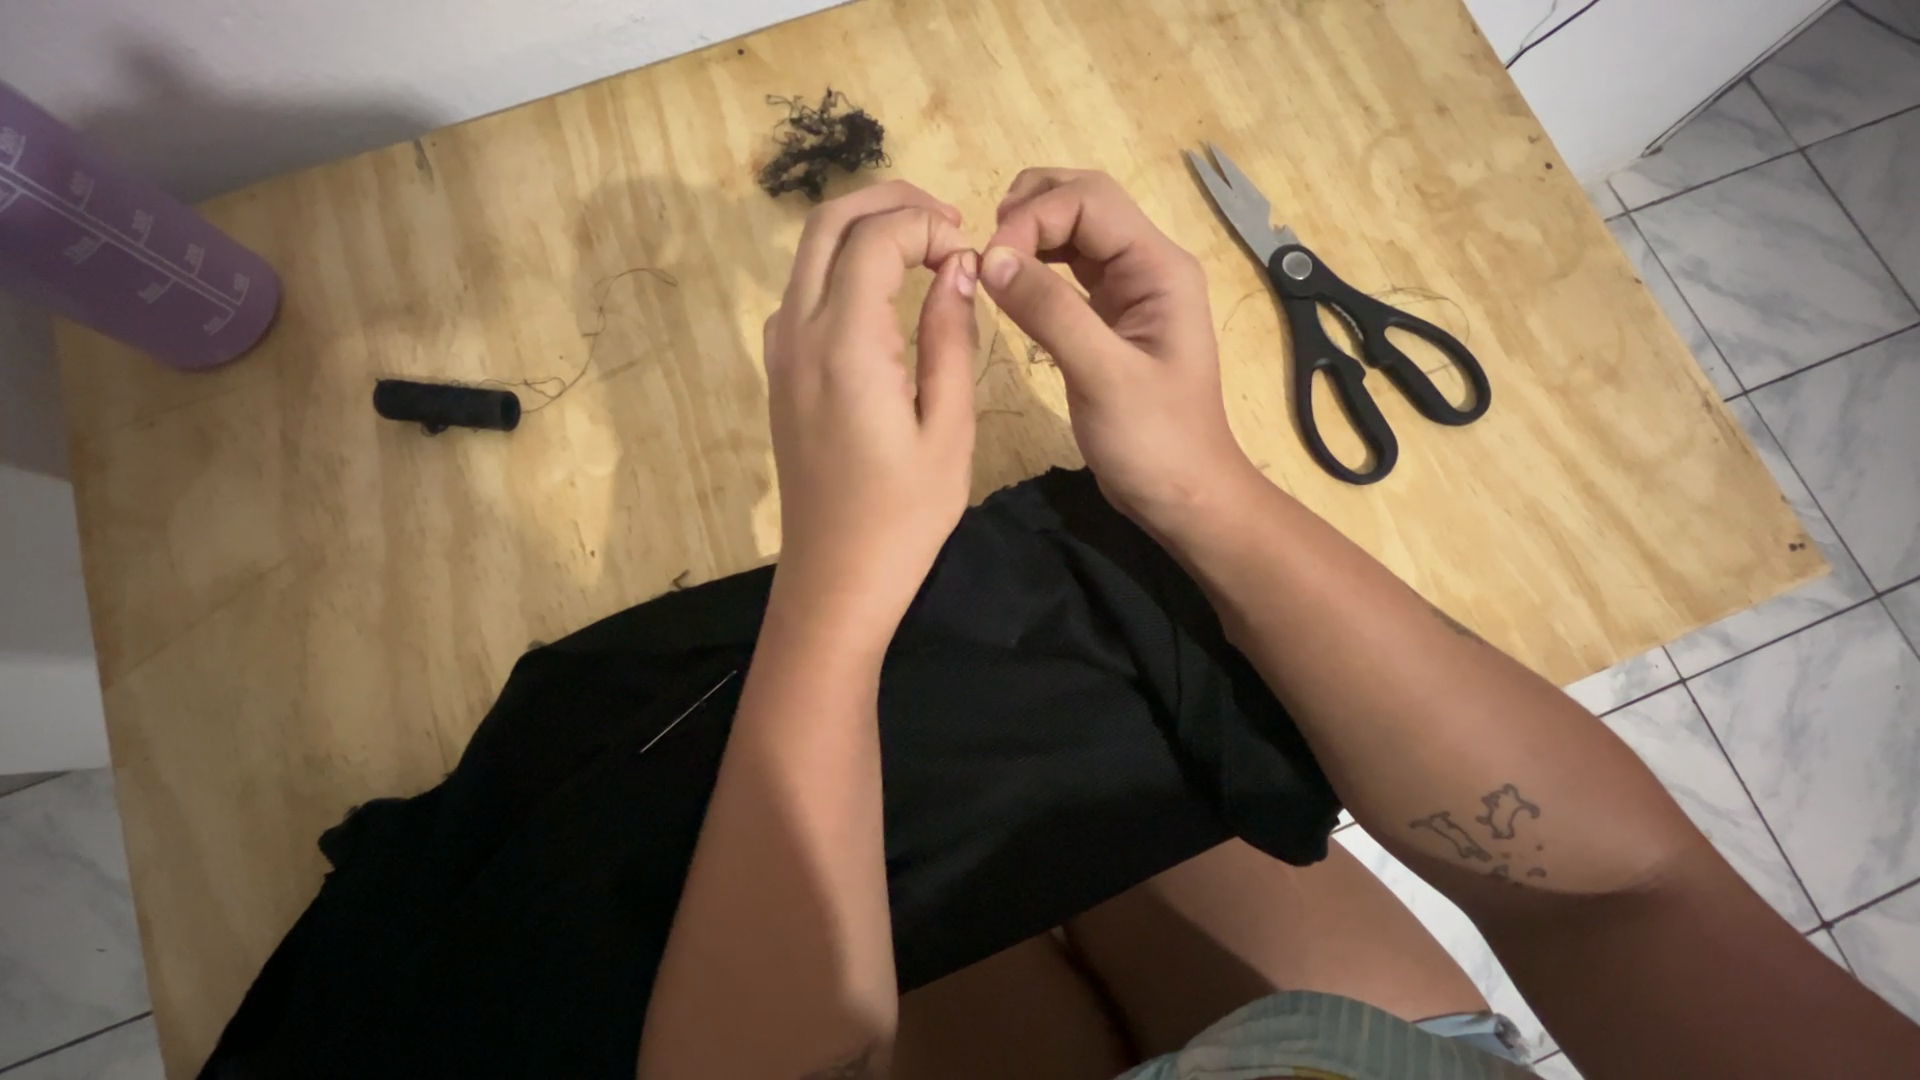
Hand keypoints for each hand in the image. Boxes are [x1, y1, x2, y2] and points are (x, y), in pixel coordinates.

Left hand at [763, 181, 980, 649]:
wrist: (836, 578)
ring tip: (921, 251)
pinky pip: (801, 294)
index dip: (927, 225)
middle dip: (887, 204)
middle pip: (827, 225)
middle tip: (943, 221)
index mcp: (846, 344)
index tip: (968, 250)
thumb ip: (950, 339)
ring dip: (861, 233)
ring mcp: (780, 354)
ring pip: (808, 255)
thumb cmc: (903, 515)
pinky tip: (882, 298)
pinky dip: (841, 270)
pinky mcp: (779, 375)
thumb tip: (956, 269)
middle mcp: (799, 334)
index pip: (877, 238)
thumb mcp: (948, 429)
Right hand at [979, 169, 1261, 537]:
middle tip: (985, 250)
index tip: (989, 263)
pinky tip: (1010, 289)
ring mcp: (1129, 294)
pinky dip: (1036, 271)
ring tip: (990, 265)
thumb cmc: (1155, 441)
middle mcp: (1147, 268)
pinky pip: (1069, 275)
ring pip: (1074, 235)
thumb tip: (989, 257)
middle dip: (1030, 211)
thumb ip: (1050, 312)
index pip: (1090, 202)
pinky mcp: (1109, 322)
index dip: (1033, 217)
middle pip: (1084, 203)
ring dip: (1030, 236)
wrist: (1183, 495)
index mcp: (1159, 268)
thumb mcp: (1103, 377)